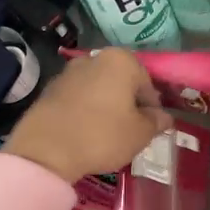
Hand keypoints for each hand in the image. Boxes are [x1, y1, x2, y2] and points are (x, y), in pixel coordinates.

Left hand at [4, 48, 170, 182]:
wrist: (45, 151)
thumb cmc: (102, 135)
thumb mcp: (140, 133)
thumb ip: (156, 121)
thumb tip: (164, 117)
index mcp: (121, 61)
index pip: (147, 84)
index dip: (152, 107)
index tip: (150, 127)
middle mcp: (94, 59)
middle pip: (121, 83)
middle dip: (128, 103)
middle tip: (130, 130)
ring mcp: (67, 73)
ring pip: (98, 90)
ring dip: (106, 106)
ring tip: (107, 134)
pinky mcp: (48, 91)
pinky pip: (77, 99)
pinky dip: (84, 111)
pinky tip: (85, 133)